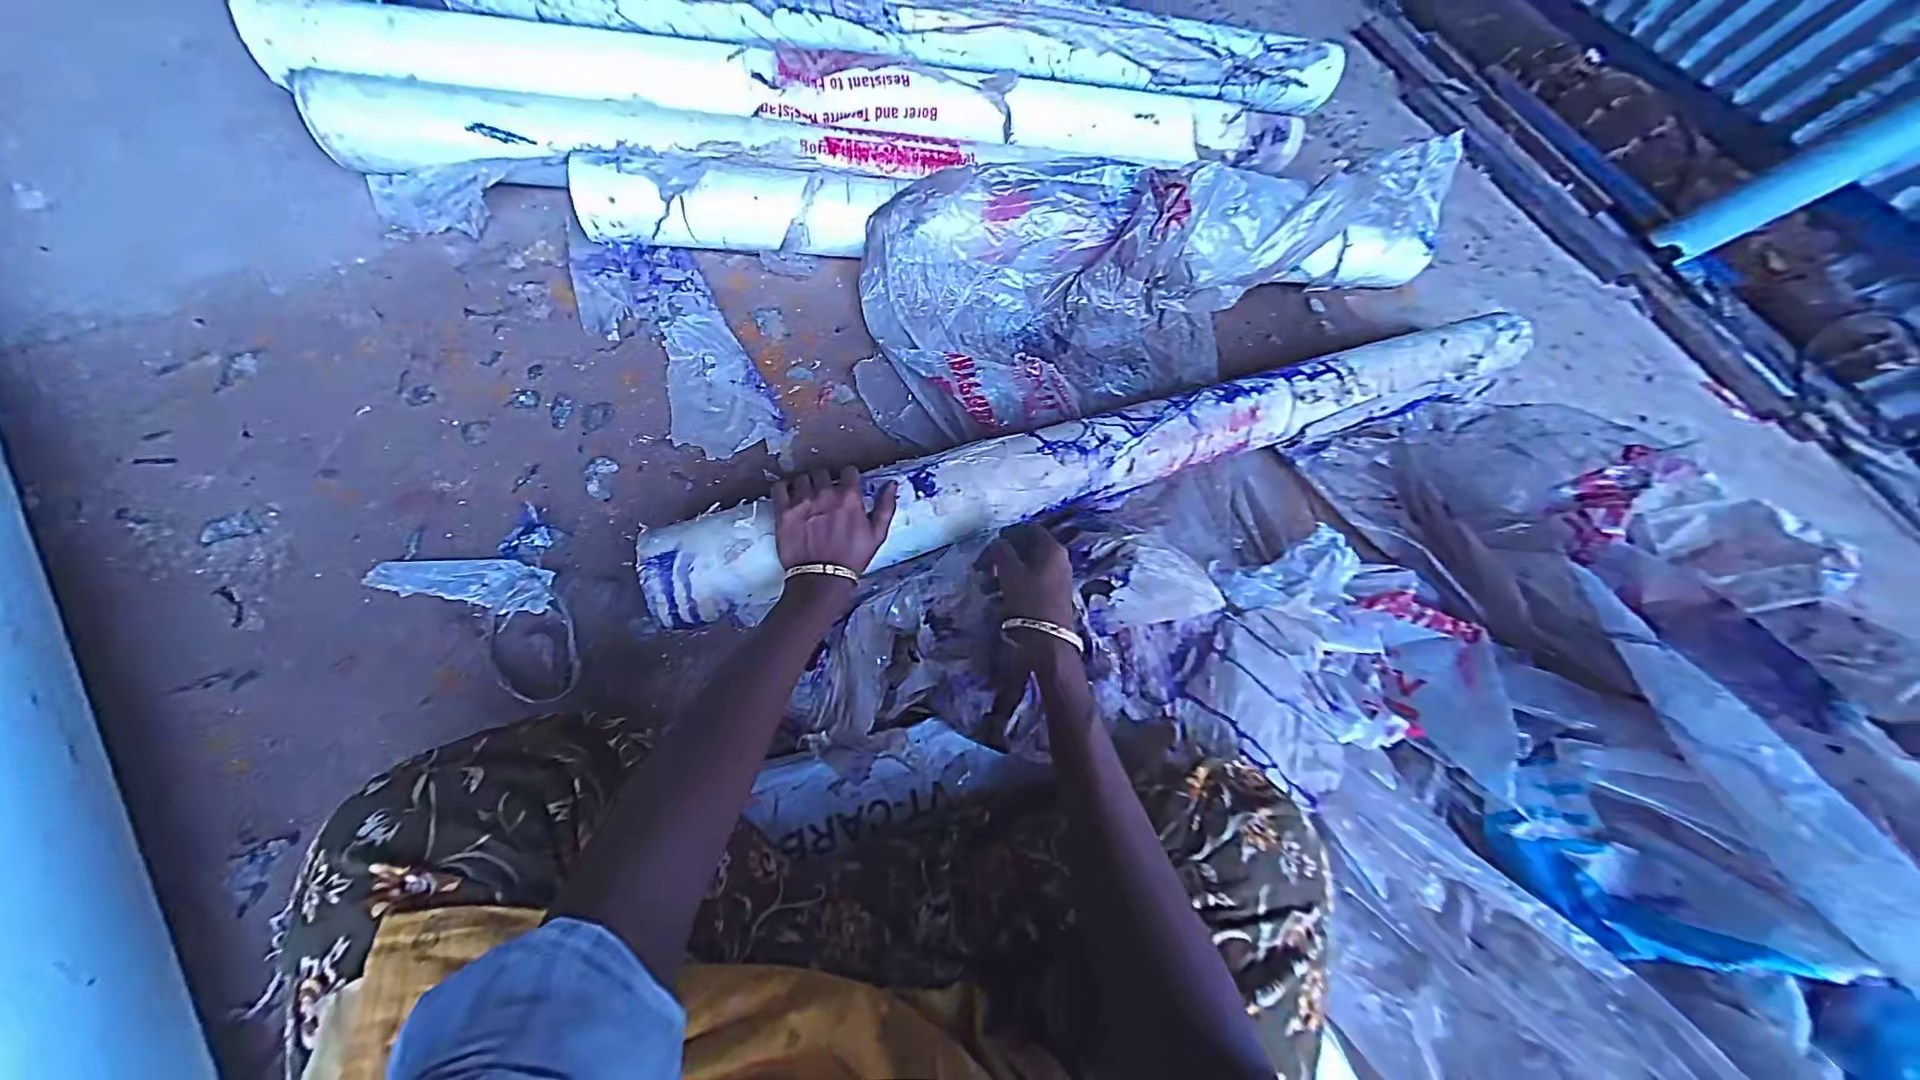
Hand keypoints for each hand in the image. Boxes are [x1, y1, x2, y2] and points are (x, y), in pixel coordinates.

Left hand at [770, 466, 897, 574]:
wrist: (822, 578)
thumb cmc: (852, 558)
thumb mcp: (877, 534)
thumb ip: (885, 506)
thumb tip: (891, 484)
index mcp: (849, 497)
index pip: (848, 471)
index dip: (847, 478)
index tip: (845, 486)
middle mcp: (825, 494)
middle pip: (822, 472)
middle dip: (825, 481)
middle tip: (824, 495)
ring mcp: (802, 501)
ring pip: (801, 478)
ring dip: (805, 485)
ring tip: (806, 497)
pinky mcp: (783, 511)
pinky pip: (780, 487)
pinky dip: (784, 489)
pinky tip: (788, 497)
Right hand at [986, 523, 1075, 627]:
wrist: (1047, 640)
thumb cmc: (1028, 600)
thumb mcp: (1009, 571)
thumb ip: (1000, 551)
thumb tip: (997, 544)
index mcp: (1052, 549)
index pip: (1029, 529)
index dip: (1008, 532)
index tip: (992, 541)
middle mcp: (1058, 560)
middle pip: (1027, 549)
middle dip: (1002, 556)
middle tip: (984, 565)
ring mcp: (1057, 579)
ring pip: (1026, 568)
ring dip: (1003, 573)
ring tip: (985, 586)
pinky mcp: (1052, 597)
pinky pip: (1029, 583)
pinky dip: (1012, 585)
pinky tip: (996, 598)